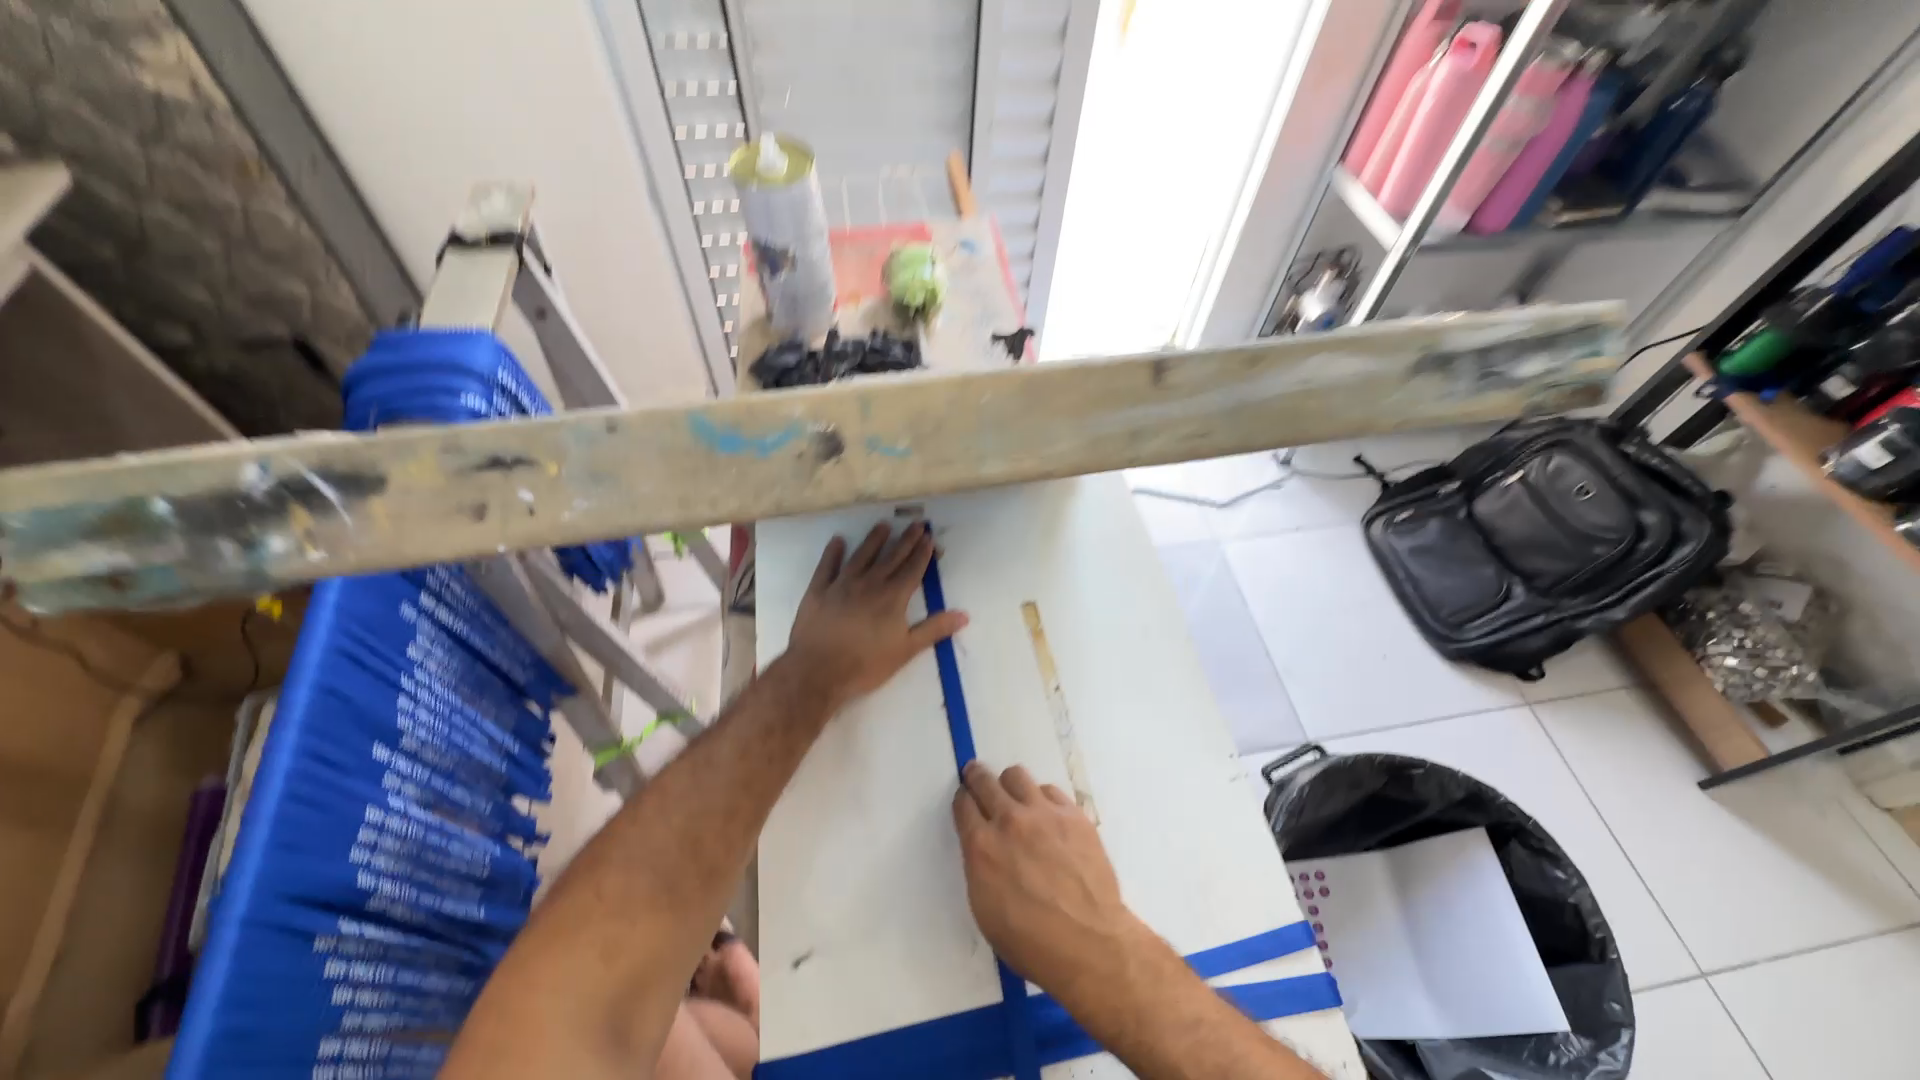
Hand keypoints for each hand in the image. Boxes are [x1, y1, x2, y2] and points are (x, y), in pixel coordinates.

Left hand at [783, 522, 967, 707]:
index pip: (912, 570)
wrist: (818, 671)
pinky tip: (837, 540)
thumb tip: (964, 615)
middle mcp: (869, 584)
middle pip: (891, 557)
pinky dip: (832, 552)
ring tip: (884, 525)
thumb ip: (934, 630)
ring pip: (861, 556)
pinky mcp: (818, 591)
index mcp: (892, 597)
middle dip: (906, 540)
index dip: (922, 553)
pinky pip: (826, 566)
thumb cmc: (865, 665)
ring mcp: (841, 584)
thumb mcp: (906, 651)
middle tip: (916, 524)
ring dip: (874, 540)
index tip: (930, 537)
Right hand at [952, 762, 1148, 996]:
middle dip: (977, 778)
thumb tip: (984, 850)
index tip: (965, 800)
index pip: (963, 804)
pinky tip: (1047, 817)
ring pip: (1017, 776)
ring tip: (1015, 798)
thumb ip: (980, 868)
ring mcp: (1044, 814)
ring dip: (1010, 785)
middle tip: (978, 779)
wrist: (1090, 944)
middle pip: (985, 781)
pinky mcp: (1074, 816)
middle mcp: (1009, 821)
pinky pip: (1050, 791)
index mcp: (982, 847)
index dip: (963, 800)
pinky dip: (1042, 799)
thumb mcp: (984, 909)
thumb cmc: (1031, 942)